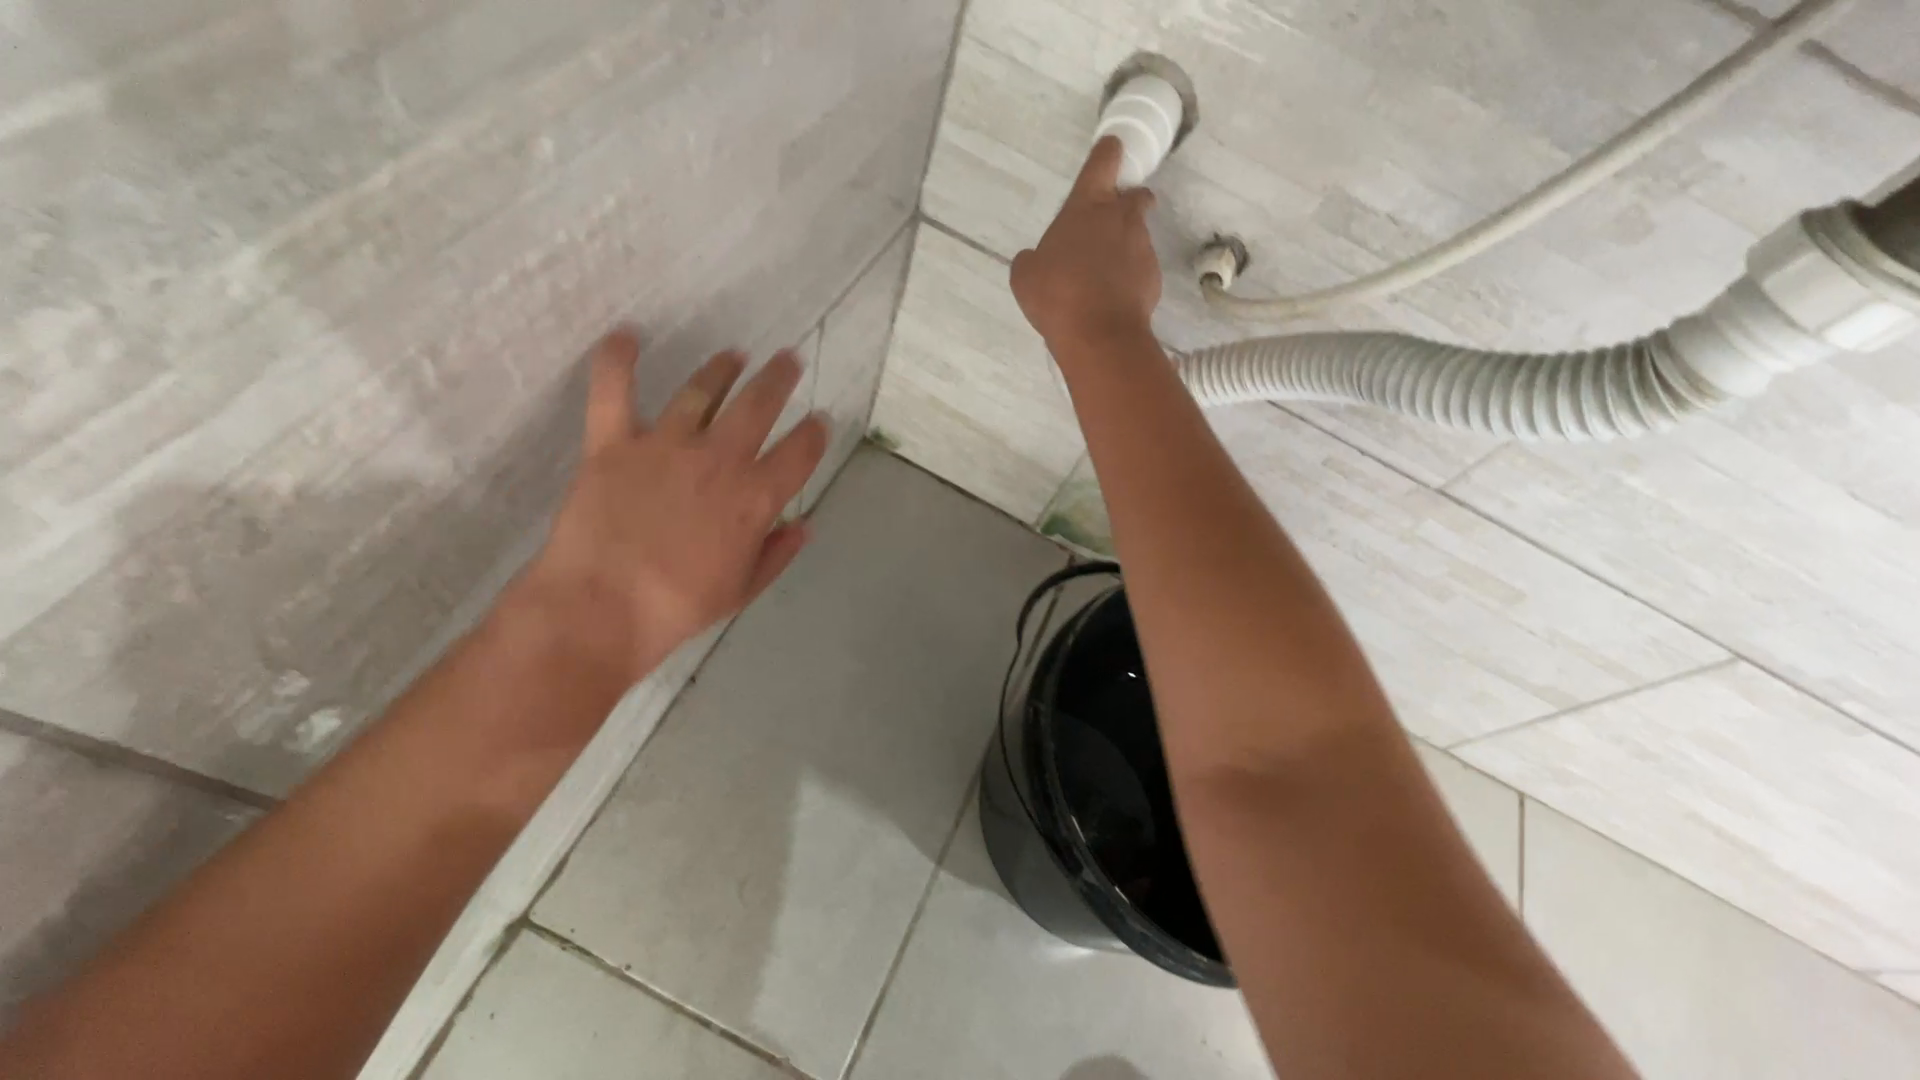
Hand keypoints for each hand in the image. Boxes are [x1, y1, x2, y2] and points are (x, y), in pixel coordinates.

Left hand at [518, 330, 826, 682]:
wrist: (601, 609)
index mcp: (754, 498)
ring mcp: (665, 445)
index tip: (819, 422)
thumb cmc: (677, 608)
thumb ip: (776, 554)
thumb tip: (803, 526)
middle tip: (787, 360)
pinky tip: (626, 334)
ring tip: (733, 356)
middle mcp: (717, 459)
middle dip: (778, 379)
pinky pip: (614, 390)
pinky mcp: (613, 442)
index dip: (814, 433)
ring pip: (701, 391)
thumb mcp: (741, 590)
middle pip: (758, 404)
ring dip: (722, 368)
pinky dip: (617, 358)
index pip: (799, 452)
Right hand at [1011, 135, 1161, 346]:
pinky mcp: (1153, 278)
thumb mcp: (1025, 275)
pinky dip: (1129, 278)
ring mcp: (1141, 248)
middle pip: (1135, 196)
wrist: (1098, 334)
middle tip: (1112, 220)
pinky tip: (1112, 299)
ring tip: (1102, 276)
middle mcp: (1120, 220)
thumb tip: (1037, 261)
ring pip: (1137, 236)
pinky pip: (1140, 270)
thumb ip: (1033, 259)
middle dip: (1128, 201)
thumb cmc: (1057, 294)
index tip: (1111, 148)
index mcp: (1087, 207)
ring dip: (1123, 247)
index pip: (1101, 164)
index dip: (1106, 153)